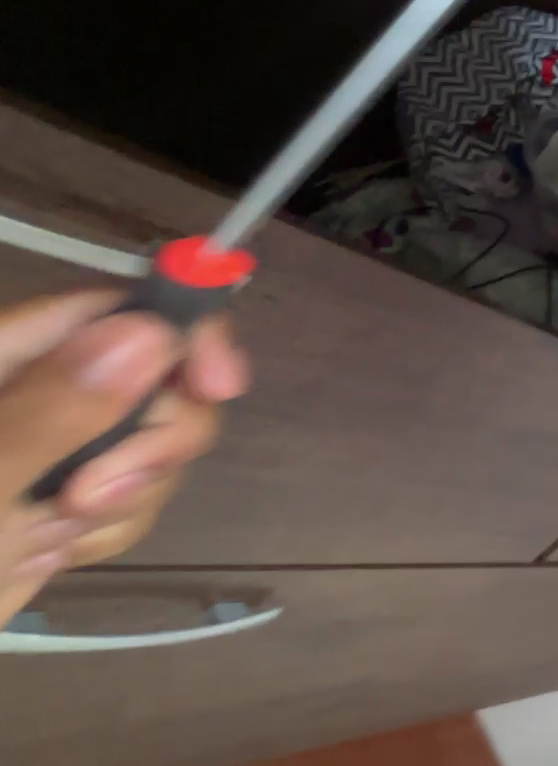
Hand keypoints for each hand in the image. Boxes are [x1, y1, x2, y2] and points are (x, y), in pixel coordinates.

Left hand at [0, 291, 247, 624]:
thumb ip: (52, 411)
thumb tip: (149, 332)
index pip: (117, 310)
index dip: (185, 334)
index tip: (219, 386)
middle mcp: (34, 393)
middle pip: (162, 378)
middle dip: (158, 440)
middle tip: (96, 496)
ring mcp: (56, 445)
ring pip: (160, 439)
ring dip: (130, 493)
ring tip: (48, 538)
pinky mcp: (72, 492)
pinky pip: (142, 489)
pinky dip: (111, 526)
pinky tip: (48, 553)